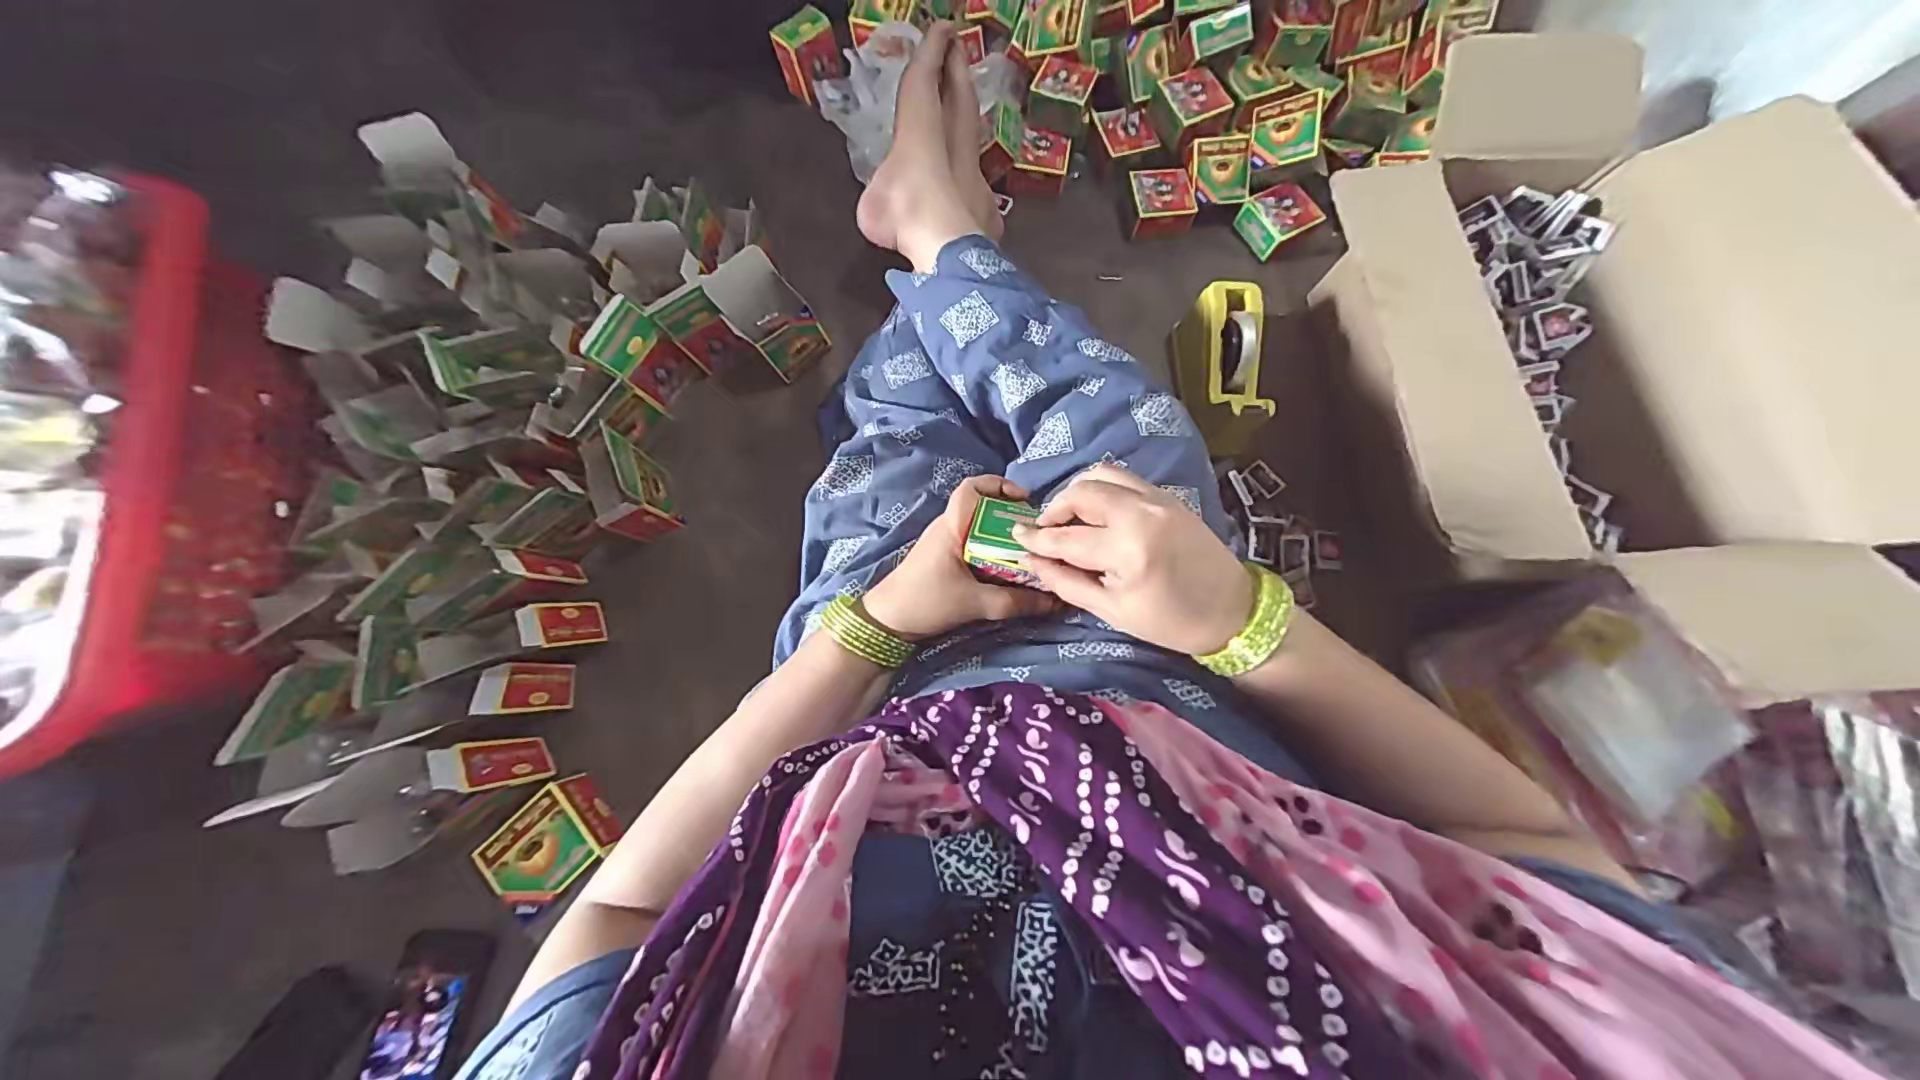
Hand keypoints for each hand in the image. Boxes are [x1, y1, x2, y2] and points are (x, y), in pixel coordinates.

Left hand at [862, 475, 1059, 641]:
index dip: (999, 485)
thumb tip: (1056, 602)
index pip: (972, 488)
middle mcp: (948, 528)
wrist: (887, 623)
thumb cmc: (927, 602)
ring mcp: (944, 544)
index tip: (1024, 501)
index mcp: (952, 527)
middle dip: (1011, 517)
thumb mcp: (976, 603)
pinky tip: (1008, 570)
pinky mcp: (944, 561)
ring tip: (1027, 553)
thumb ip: (1016, 602)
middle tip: (1035, 535)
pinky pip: (973, 546)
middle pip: (983, 508)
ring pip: (980, 529)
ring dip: (1003, 537)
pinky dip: (992, 552)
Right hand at [1014, 465, 1251, 655]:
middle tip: (1045, 530)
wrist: (1232, 611)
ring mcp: (1157, 499)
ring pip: (1101, 475)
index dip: (1036, 537)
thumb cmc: (1170, 622)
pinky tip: (1097, 513)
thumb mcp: (1112, 611)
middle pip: (1080, 493)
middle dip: (1054, 509)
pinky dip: (1101, 489)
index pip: (1066, 537)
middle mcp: (1141, 513)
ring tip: (1070, 518)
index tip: (1016, 535)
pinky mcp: (1168, 496)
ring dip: (1077, 493)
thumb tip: (1033, 561)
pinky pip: (1124, 479)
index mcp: (1128, 549)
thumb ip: (1067, 583)